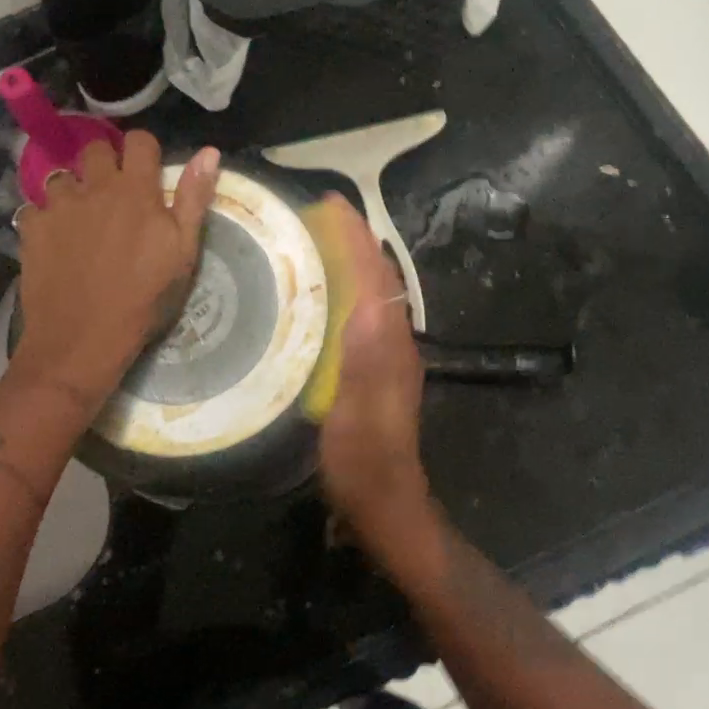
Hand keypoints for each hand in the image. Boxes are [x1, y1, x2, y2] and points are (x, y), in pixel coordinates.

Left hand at [14, 131, 219, 410]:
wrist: (82, 339)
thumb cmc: (143, 299)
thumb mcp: (183, 253)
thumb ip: (194, 199)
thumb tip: (209, 152)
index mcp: (136, 190)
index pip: (139, 140)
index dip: (143, 151)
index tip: (146, 171)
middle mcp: (94, 186)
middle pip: (95, 148)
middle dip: (105, 162)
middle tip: (112, 193)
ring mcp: (59, 206)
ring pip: (62, 175)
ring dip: (73, 189)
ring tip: (79, 217)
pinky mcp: (32, 228)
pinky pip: (36, 207)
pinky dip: (45, 218)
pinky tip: (53, 240)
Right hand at [315, 195, 429, 535]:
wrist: (385, 505)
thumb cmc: (364, 463)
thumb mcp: (358, 416)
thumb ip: (364, 363)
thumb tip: (368, 304)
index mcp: (388, 344)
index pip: (374, 276)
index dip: (355, 236)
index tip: (331, 202)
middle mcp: (392, 342)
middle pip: (376, 277)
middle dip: (353, 239)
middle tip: (317, 214)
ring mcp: (386, 357)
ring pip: (371, 293)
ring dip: (350, 260)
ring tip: (316, 240)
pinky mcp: (373, 370)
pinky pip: (360, 313)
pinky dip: (344, 289)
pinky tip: (320, 296)